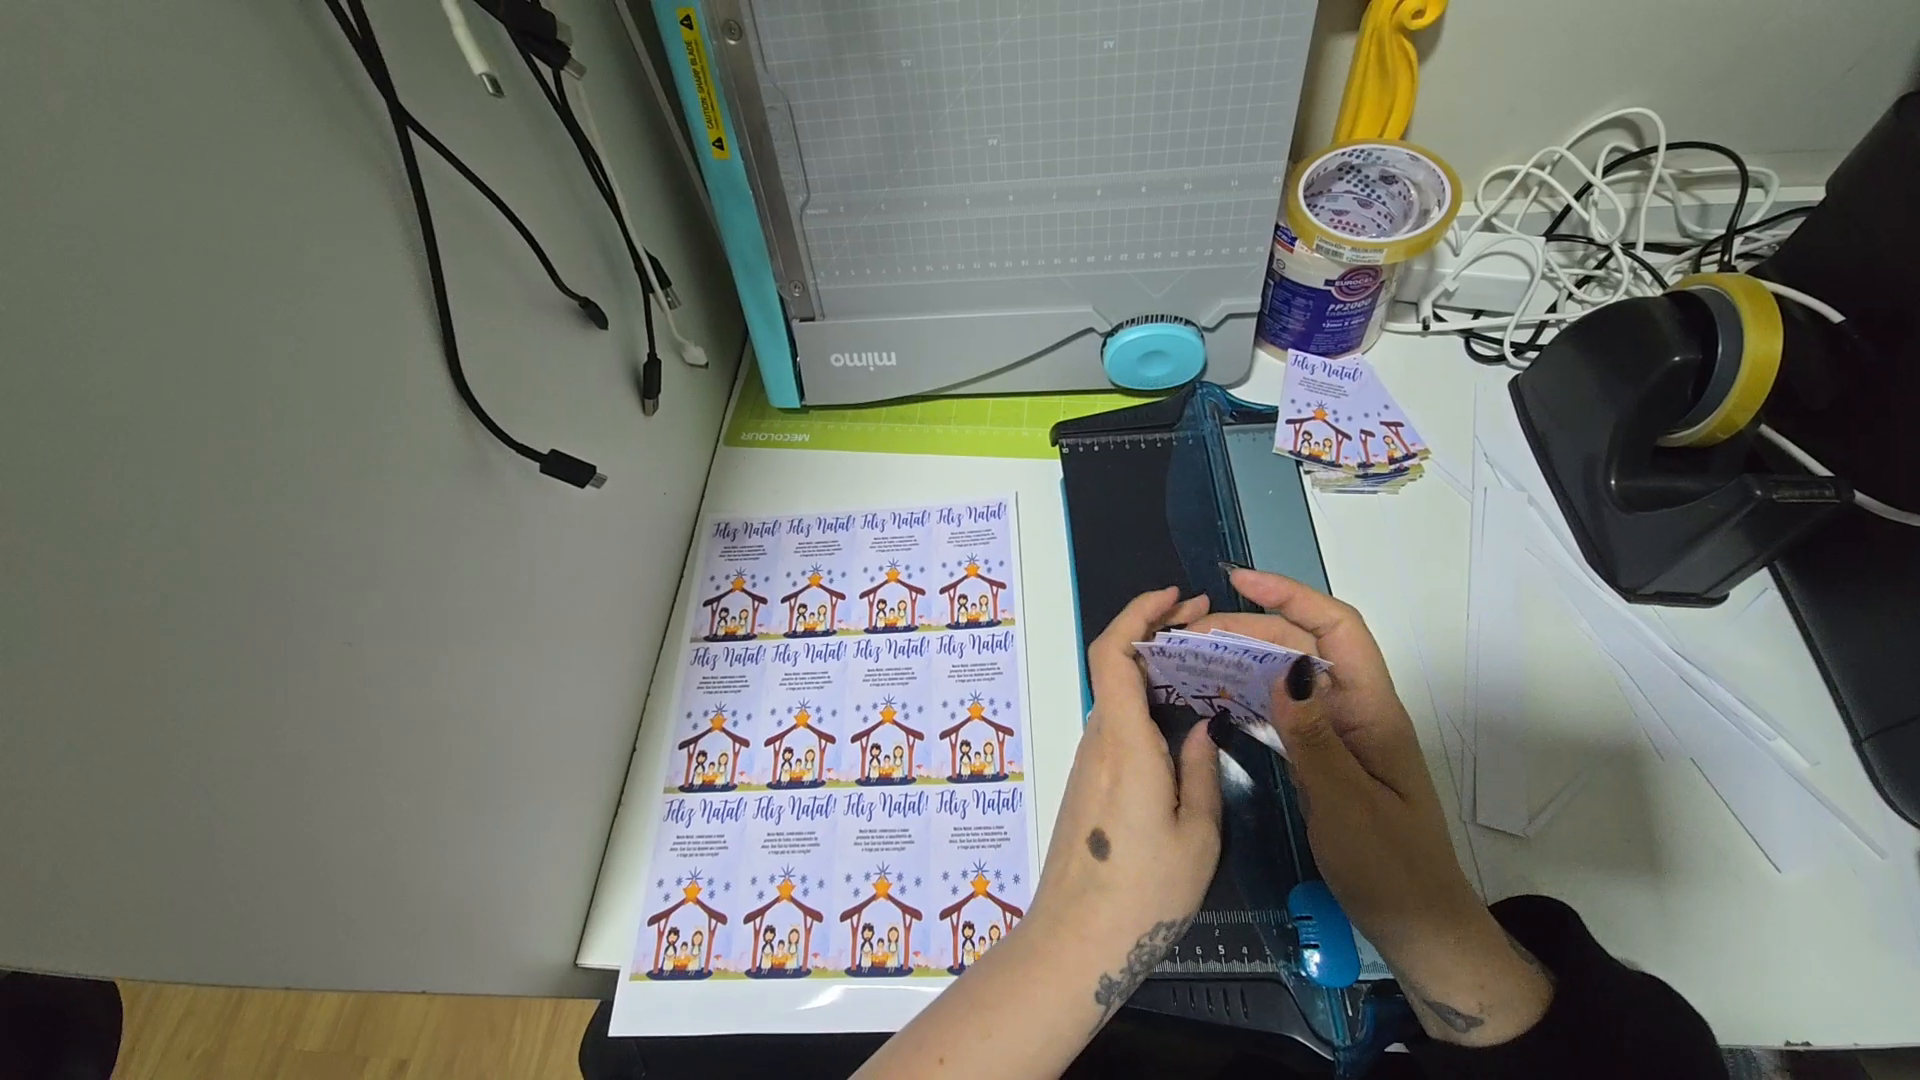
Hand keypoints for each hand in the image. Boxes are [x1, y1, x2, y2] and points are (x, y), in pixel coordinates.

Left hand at [1026, 586, 1222, 1027]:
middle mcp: (1099, 741)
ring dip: (1154, 670)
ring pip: (1118, 695)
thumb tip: (1199, 728)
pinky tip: (1182, 715)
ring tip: (1206, 665)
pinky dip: (1147, 703)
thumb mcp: (1196, 834)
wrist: (1075, 939)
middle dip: (1155, 634)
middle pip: (1115, 666)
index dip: (1137, 614)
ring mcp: (1089, 760)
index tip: (1173, 598)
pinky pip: (1117, 724)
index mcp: (1124, 742)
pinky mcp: (1089, 781)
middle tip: (1205, 627)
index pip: (1113, 654)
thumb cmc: (1142, 891)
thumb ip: (1199, 771)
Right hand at [1190, 568, 1551, 1046]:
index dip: (1290, 595)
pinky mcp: (1326, 753)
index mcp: (1372, 710)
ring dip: (1245, 654)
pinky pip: (1285, 706)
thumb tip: (1284, 666)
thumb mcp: (1347, 805)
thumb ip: (1313, 736)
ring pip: (1290, 672)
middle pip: (1305, 644)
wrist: (1420, 927)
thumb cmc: (1389, 868)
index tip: (1237, 580)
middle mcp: (1357, 709)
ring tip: (1193, 654)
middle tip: (1190, 633)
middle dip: (1250, 625)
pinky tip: (1216, 694)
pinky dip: (1250, 691)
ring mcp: (1341, 731)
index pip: (1337, 629)